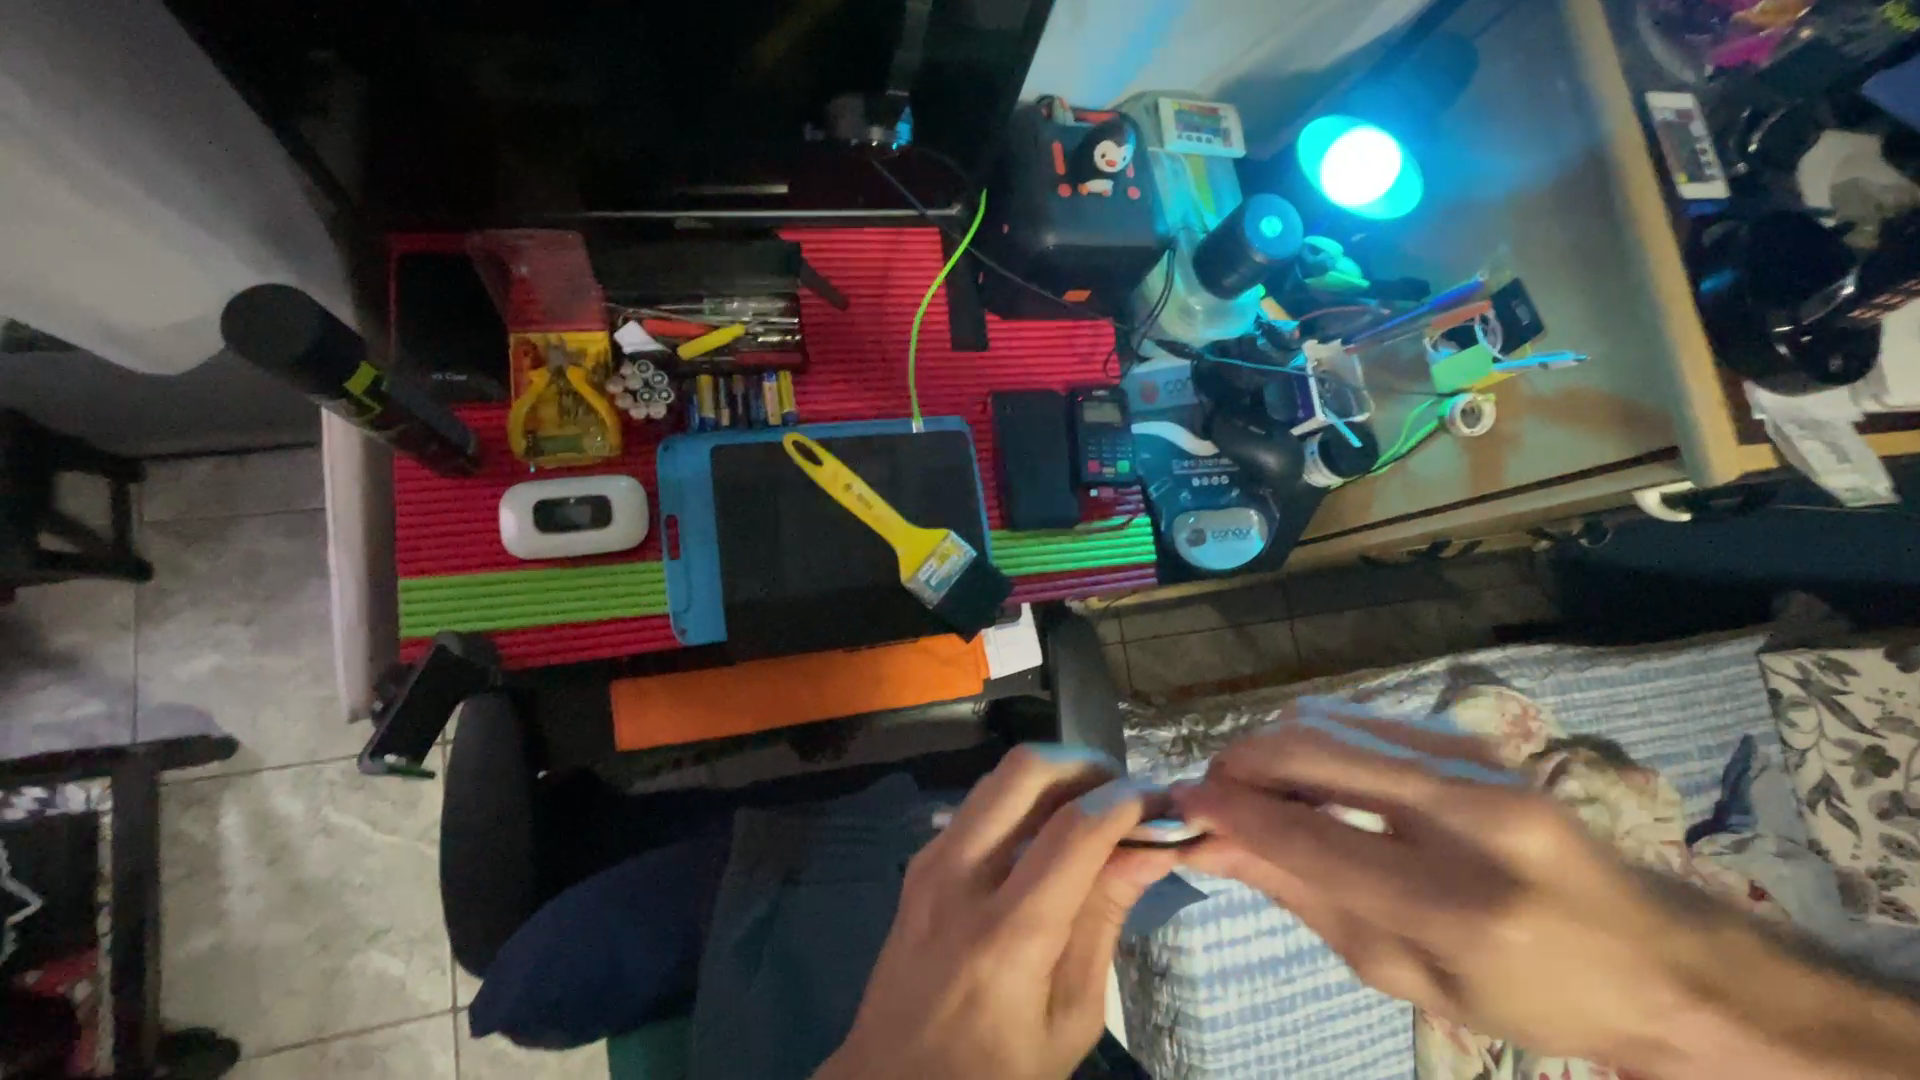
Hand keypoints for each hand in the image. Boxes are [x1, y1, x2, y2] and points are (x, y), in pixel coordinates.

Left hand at [816, 745, 1176, 1079]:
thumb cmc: (995, 1071)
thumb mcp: (1069, 1016)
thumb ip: (1103, 921)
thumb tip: (1149, 850)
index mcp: (1008, 934)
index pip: (1076, 830)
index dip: (1127, 802)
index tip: (1160, 800)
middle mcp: (961, 878)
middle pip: (1025, 772)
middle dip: (1084, 764)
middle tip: (1121, 789)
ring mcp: (931, 863)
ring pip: (997, 777)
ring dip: (1053, 774)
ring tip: (1092, 802)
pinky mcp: (919, 862)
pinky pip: (976, 804)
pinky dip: (1021, 797)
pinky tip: (1046, 827)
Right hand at [1173, 704, 1734, 1072]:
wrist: (1659, 957)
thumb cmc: (1529, 993)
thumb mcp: (1405, 974)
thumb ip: (1302, 898)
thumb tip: (1212, 848)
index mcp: (1457, 907)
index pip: (1308, 840)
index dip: (1231, 816)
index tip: (1182, 804)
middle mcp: (1468, 815)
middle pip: (1310, 751)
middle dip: (1240, 763)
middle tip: (1210, 790)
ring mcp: (1476, 762)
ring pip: (1329, 722)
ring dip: (1272, 748)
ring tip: (1258, 789)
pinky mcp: (1474, 739)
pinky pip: (1360, 720)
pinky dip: (1312, 740)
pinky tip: (1309, 776)